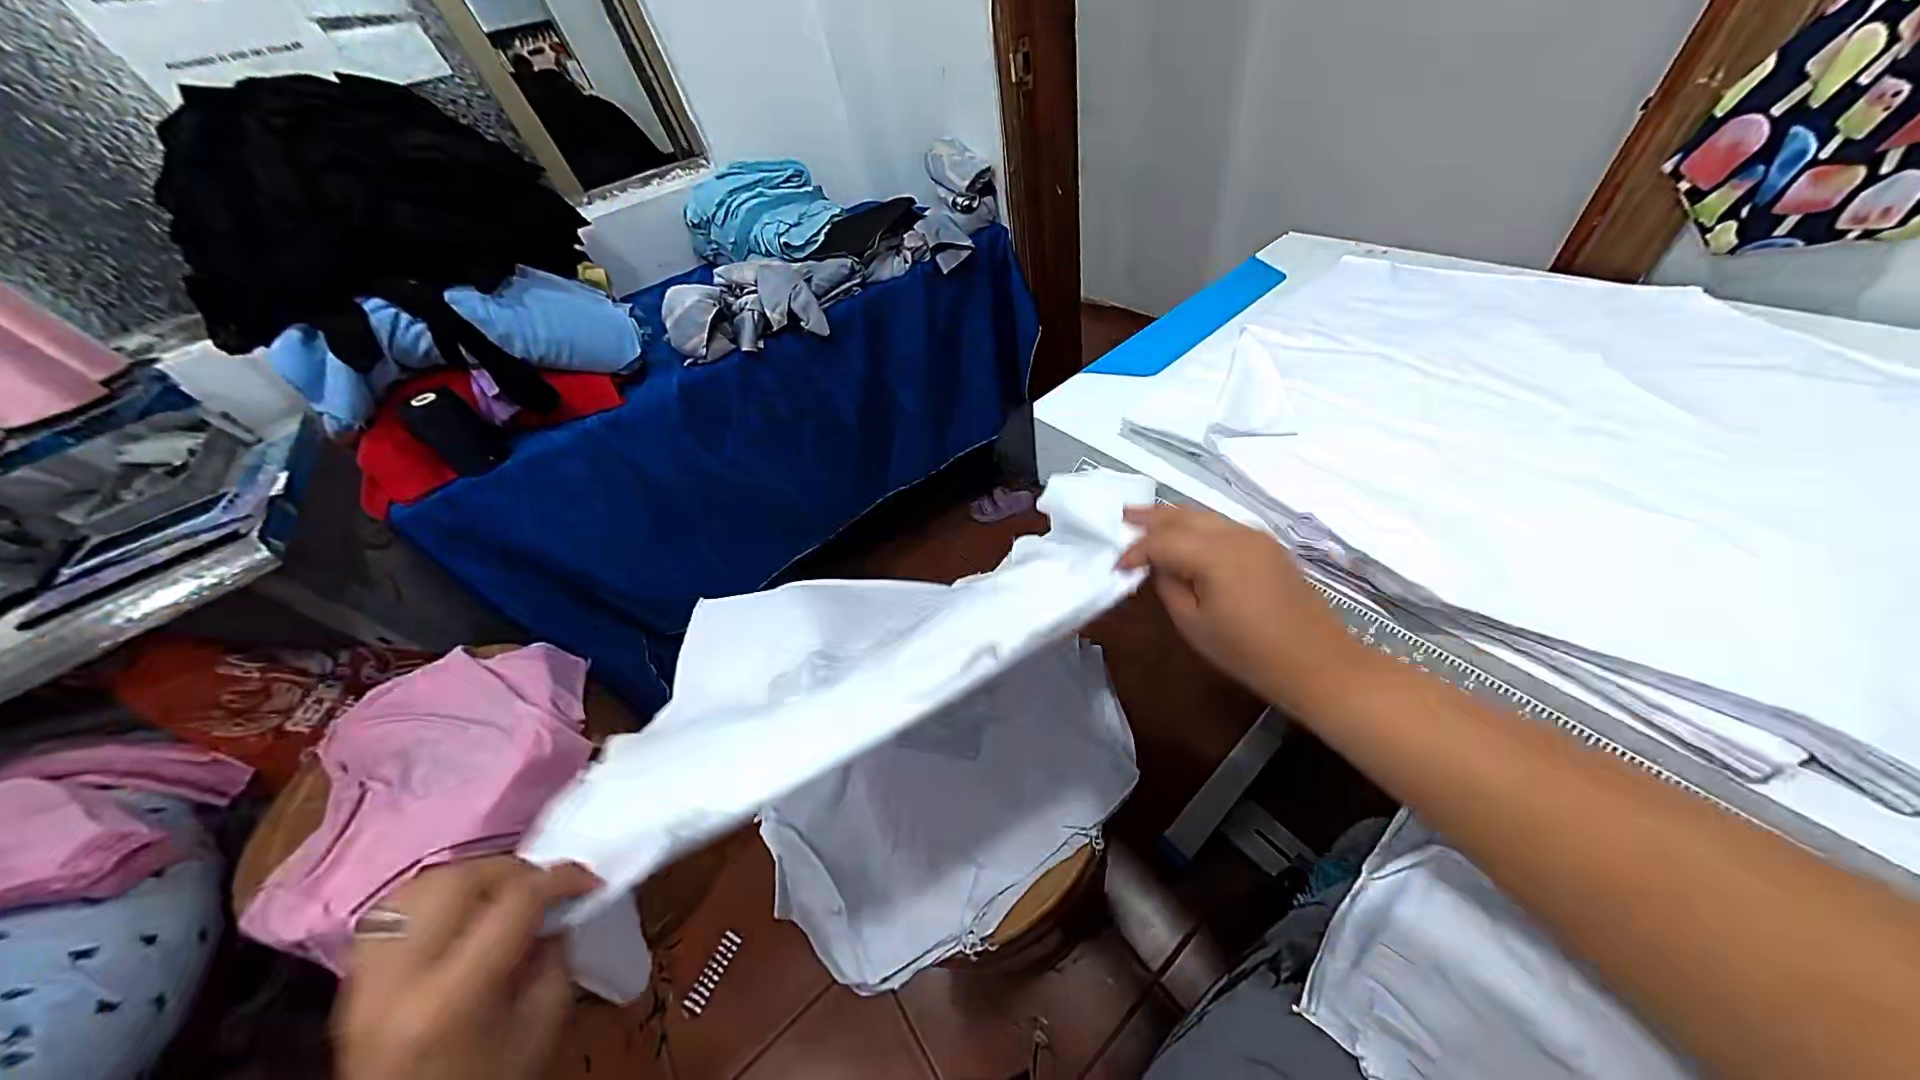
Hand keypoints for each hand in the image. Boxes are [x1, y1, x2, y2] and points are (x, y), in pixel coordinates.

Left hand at [334, 857, 599, 1079]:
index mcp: (453, 996)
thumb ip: (555, 957)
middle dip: (514, 871)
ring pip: (421, 886)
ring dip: (473, 877)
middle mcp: (399, 980)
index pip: (515, 902)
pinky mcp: (354, 982)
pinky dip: (435, 897)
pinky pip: (394, 911)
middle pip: (460, 881)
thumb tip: (558, 911)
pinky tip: (461, 912)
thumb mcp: (542, 1026)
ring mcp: (367, 981)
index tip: (589, 882)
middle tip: (544, 888)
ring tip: (504, 896)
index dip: (562, 879)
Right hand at [1119, 504, 1357, 709]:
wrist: (1318, 664)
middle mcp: (1236, 534)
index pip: (1162, 541)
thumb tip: (1159, 566)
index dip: (1136, 552)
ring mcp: (1256, 537)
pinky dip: (1197, 525)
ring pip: (1205, 515)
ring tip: (1146, 519)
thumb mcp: (1194, 624)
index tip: (1117, 567)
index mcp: (1215, 554)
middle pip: (1184, 516)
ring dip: (1174, 517)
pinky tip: (1185, 535)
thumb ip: (1169, 586)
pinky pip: (1223, 525)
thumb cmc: (1249, 652)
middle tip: (1123, 515)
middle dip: (1151, 517)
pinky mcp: (1268, 547)